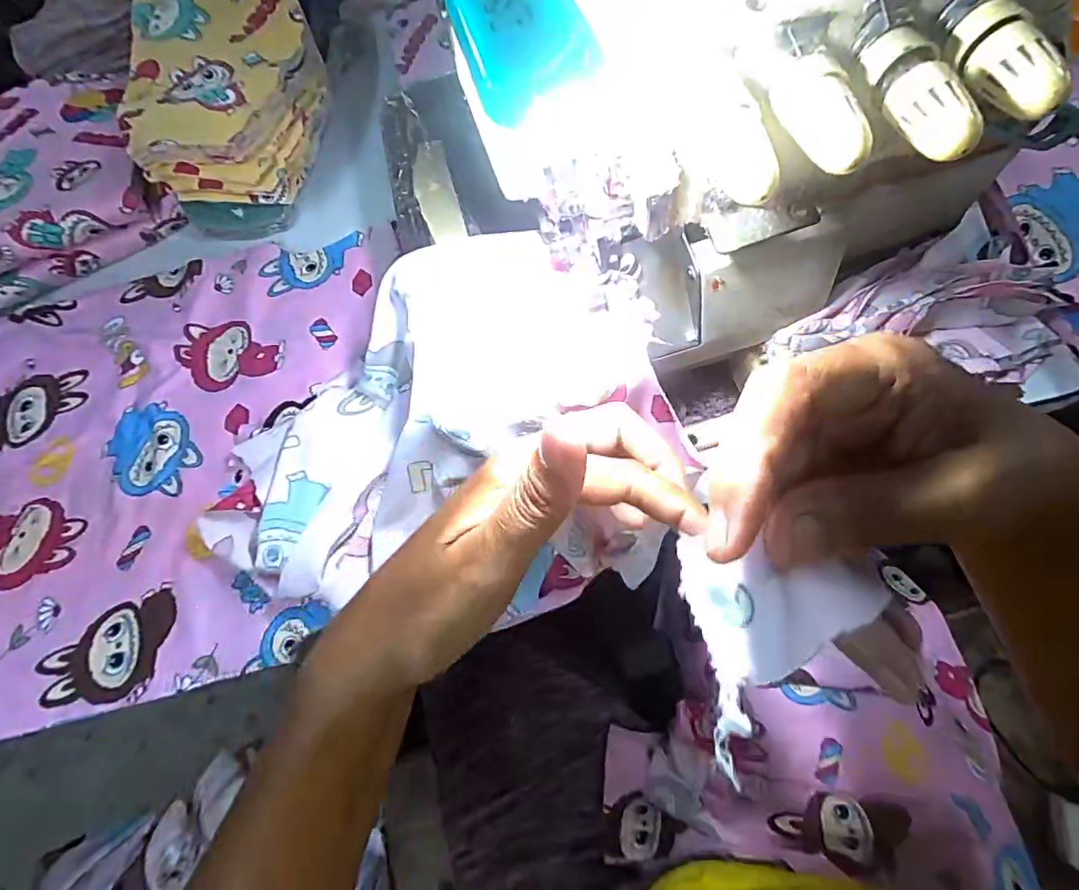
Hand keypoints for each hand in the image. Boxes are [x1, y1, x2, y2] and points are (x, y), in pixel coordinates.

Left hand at [308, 404, 704, 695]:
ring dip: (637, 484)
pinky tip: (624, 531)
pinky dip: (612, 504)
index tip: (699, 528)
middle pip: (603, 441)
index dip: (658, 484)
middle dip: (654, 468)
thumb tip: (570, 430)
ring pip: (592, 466)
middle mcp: (521, 467)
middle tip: (690, 518)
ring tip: (668, 526)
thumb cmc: (432, 610)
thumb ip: (536, 497)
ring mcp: (518, 490)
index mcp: (517, 468)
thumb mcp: (489, 560)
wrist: (379, 647)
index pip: (607, 459)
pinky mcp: (517, 515)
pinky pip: (577, 494)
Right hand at [698, 333, 1078, 567]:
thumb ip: (873, 511)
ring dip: (744, 509)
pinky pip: (773, 489)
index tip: (737, 524)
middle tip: (728, 551)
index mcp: (877, 367)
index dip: (755, 449)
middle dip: (740, 483)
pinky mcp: (813, 462)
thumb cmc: (1023, 480)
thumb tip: (776, 542)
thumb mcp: (969, 496)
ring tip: (740, 561)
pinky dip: (764, 524)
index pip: (793, 388)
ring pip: (757, 458)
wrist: (1037, 496)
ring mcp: (819, 425)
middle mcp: (833, 388)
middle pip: (761, 422)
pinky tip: (762, 556)